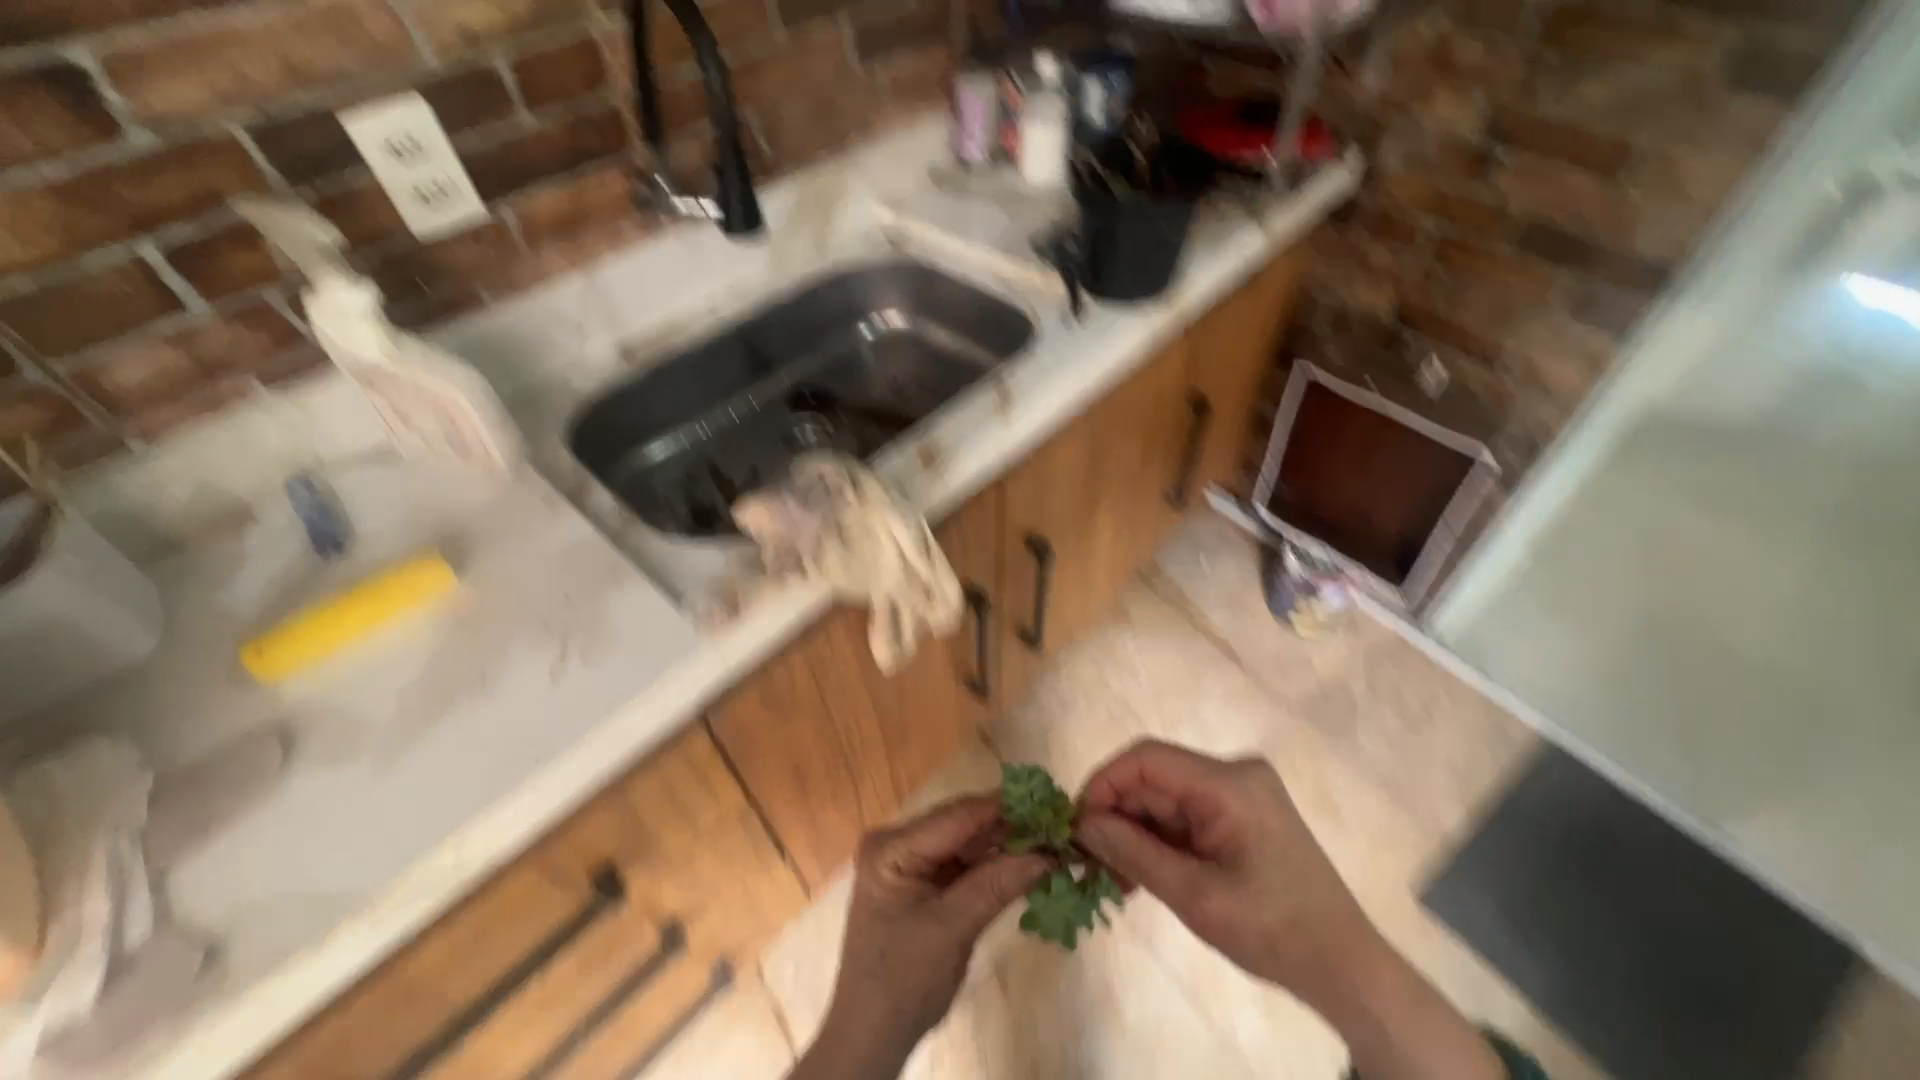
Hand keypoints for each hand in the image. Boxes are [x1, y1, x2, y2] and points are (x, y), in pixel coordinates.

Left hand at [795, 796, 1047, 1079]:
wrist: (873, 1033)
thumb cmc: (903, 980)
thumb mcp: (951, 929)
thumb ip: (997, 884)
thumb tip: (1050, 853)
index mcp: (892, 846)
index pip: (958, 816)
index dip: (1007, 808)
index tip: (1054, 804)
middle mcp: (898, 842)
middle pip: (965, 825)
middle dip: (1012, 826)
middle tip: (1062, 826)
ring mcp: (910, 862)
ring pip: (969, 843)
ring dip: (1008, 845)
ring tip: (1055, 841)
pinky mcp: (924, 882)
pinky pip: (966, 864)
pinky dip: (996, 865)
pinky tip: (1030, 863)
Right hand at [1075, 739, 1371, 994]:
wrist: (1343, 965)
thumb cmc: (1271, 930)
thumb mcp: (1193, 895)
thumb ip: (1133, 853)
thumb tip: (1082, 825)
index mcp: (1228, 783)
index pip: (1146, 759)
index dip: (1103, 785)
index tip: (1075, 826)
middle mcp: (1235, 774)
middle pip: (1155, 778)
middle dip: (1116, 815)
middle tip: (1087, 861)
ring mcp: (1241, 793)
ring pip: (1165, 798)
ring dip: (1134, 832)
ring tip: (1111, 878)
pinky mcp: (1242, 815)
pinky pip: (1185, 815)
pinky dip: (1158, 840)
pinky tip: (1139, 875)